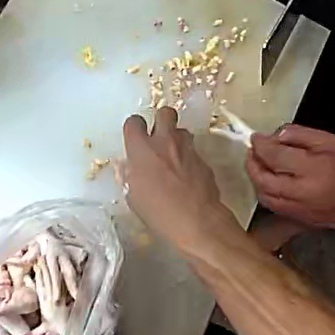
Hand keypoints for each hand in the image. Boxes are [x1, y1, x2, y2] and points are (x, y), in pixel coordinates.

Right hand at [122, 107, 237, 256]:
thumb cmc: (158, 212)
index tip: (134, 139)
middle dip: (160, 121)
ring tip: (173, 157)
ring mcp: (188, 150)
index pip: (134, 122)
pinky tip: (186, 177)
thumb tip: (131, 168)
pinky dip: (188, 159)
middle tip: (157, 137)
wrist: (197, 221)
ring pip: (182, 131)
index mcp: (142, 150)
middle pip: (165, 113)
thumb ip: (131, 175)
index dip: (134, 129)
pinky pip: (194, 152)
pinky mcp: (204, 161)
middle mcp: (165, 142)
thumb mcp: (133, 196)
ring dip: (176, 139)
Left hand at [248, 124, 334, 228]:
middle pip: (264, 179)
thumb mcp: (331, 140)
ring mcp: (300, 210)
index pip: (275, 157)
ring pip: (265, 196)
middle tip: (252, 152)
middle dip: (253, 164)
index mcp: (314, 169)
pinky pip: (274, 207)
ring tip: (258, 165)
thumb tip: (274, 136)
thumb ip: (300, 135)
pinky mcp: (301, 220)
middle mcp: (303, 193)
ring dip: (256, 179)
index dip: (261, 146)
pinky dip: (266, 193)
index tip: (255, 138)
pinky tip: (268, 182)